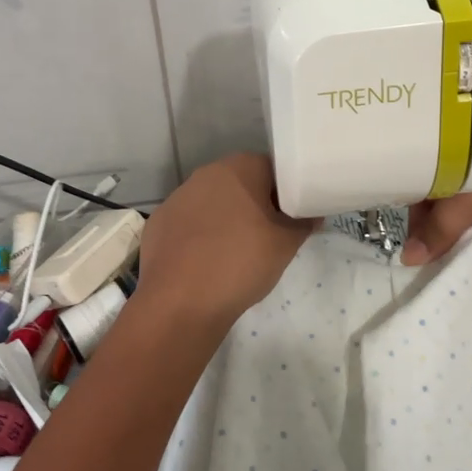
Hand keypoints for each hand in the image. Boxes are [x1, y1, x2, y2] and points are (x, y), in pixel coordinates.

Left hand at [136, 153, 317, 327]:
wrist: (180, 302)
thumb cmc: (241, 262)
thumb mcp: (286, 244)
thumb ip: (303, 222)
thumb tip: (312, 213)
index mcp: (240, 168)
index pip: (272, 169)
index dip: (285, 192)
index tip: (290, 218)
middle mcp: (206, 173)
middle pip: (240, 183)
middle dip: (255, 204)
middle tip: (268, 235)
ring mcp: (177, 197)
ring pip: (212, 202)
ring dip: (226, 219)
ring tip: (236, 252)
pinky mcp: (159, 223)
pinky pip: (189, 224)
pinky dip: (200, 236)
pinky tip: (206, 262)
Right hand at [401, 130, 471, 265]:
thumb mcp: (469, 197)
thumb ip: (441, 227)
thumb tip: (409, 259)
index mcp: (457, 147)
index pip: (425, 182)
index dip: (420, 213)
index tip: (421, 243)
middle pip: (452, 196)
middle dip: (449, 225)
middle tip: (445, 254)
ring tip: (471, 253)